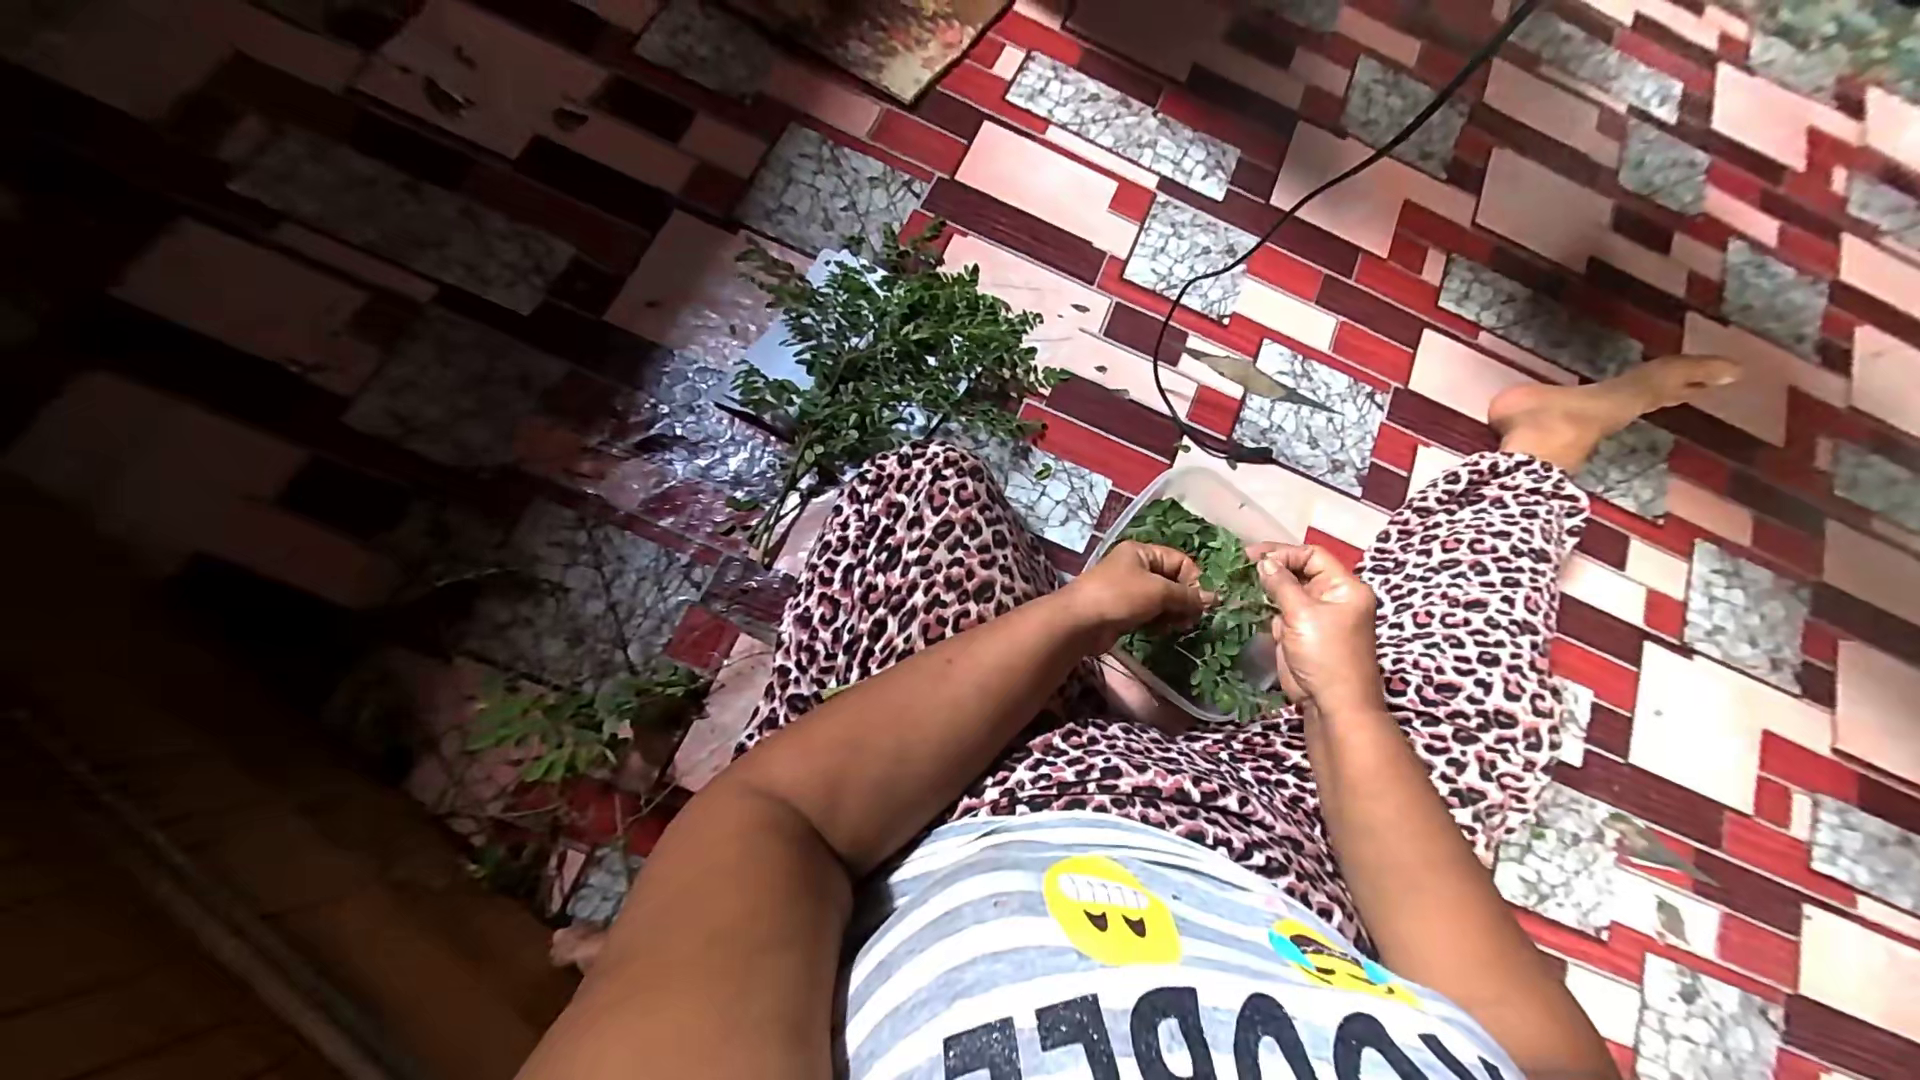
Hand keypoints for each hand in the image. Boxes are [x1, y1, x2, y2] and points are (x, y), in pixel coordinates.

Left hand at [1062, 540, 1210, 652]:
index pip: (1180, 561)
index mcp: (1141, 552)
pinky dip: (1159, 621)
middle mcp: (1135, 567)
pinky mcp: (1124, 611)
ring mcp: (1128, 590)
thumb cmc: (1119, 597)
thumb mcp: (1158, 591)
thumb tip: (1214, 598)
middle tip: (1192, 619)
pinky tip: (1161, 631)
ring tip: (1178, 626)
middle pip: (1172, 581)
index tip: (1203, 603)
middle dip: (1185, 599)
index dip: (1194, 580)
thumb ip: (1187, 595)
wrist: (1079, 622)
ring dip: (1173, 612)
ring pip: (1162, 599)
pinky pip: (1150, 613)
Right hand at [1250, 543, 1383, 713]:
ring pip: (1286, 590)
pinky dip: (1262, 605)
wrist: (1331, 703)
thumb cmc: (1325, 654)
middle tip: (1239, 565)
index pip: (1312, 556)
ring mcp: (1314, 615)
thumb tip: (1264, 562)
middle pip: (1299, 571)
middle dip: (1270, 567)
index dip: (1283, 553)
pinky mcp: (1298, 631)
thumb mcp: (1303, 614)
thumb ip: (1282, 584)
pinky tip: (1242, 600)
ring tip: (1236, 580)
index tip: (1252, 556)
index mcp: (1344, 588)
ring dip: (1263, 586)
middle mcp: (1331, 597)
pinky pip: (1279, 610)